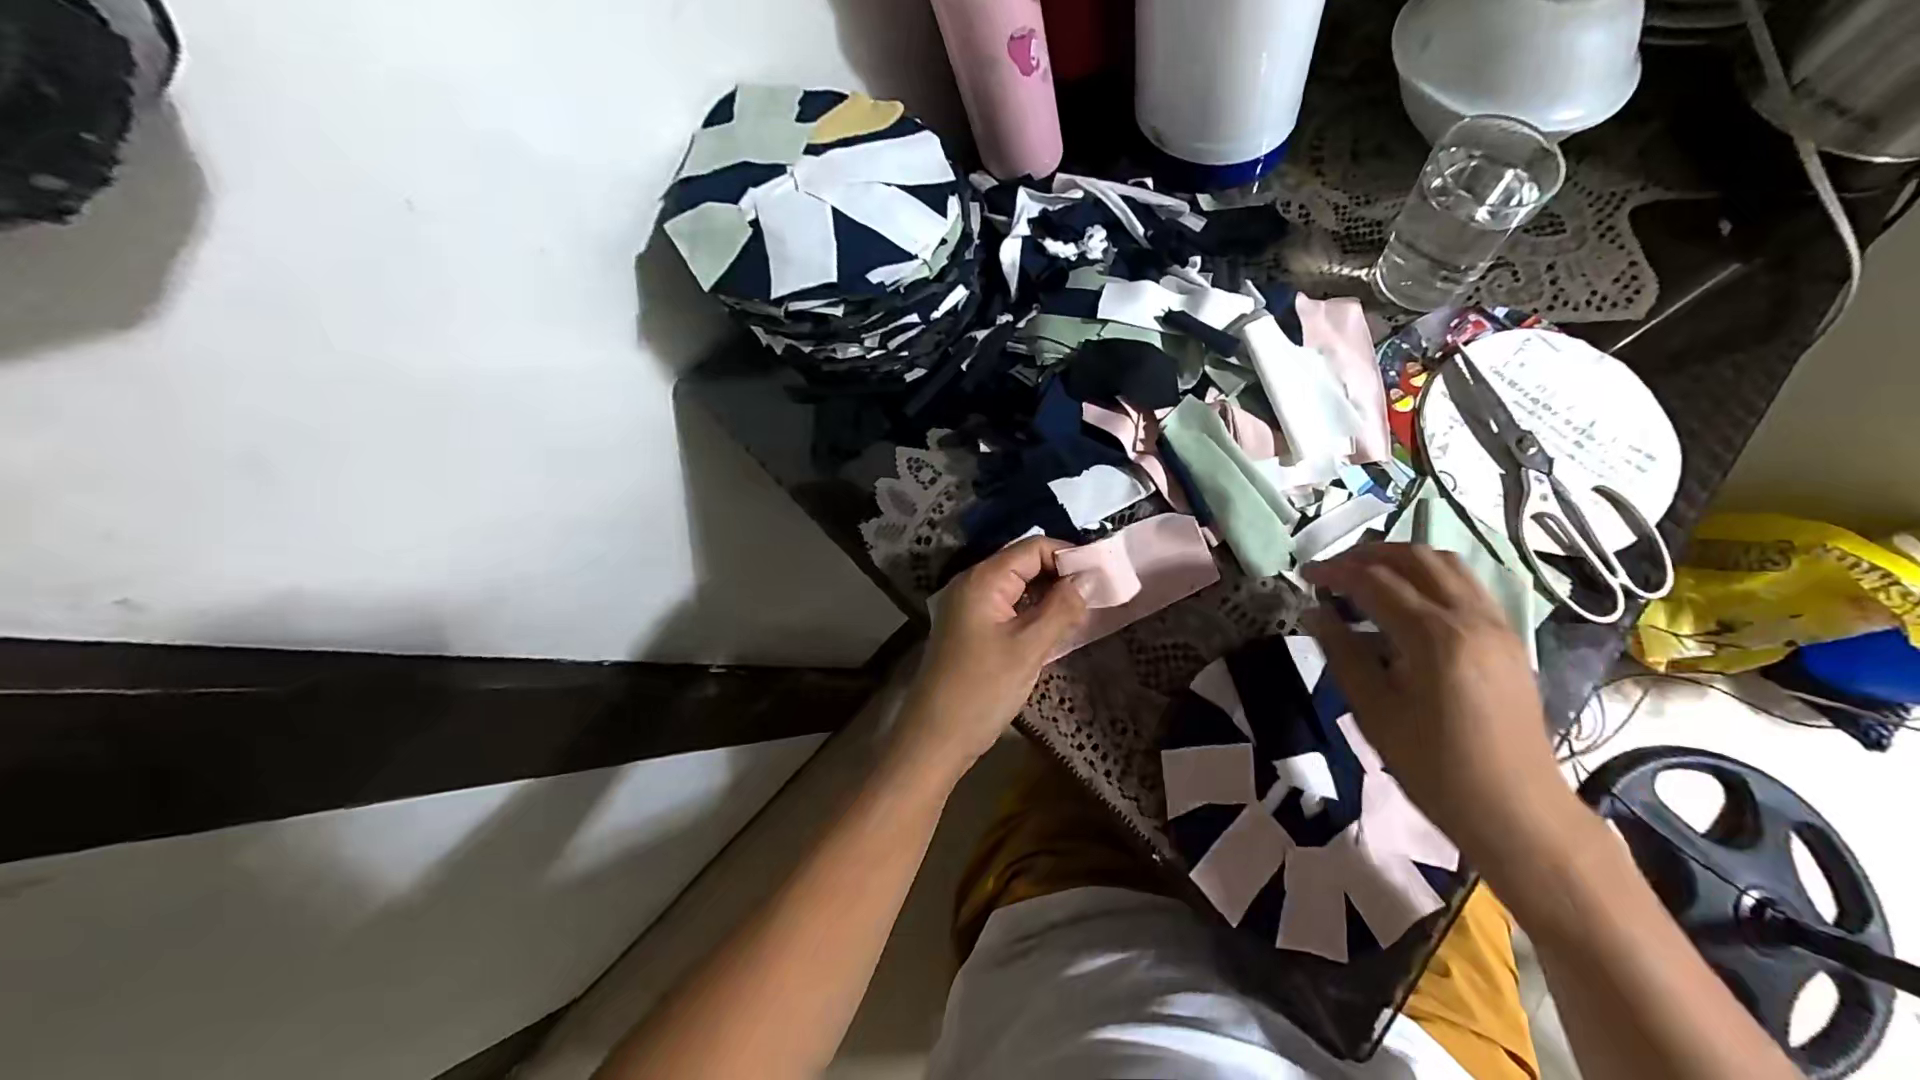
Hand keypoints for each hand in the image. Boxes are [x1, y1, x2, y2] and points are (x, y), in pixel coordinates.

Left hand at [895, 537, 1088, 775]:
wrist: (936, 736)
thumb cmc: (983, 690)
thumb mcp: (1029, 648)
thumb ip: (1061, 608)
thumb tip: (1088, 578)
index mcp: (983, 579)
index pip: (1033, 547)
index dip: (1068, 555)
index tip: (1101, 575)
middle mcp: (972, 583)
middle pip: (1024, 563)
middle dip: (1061, 574)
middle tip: (1098, 594)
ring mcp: (968, 606)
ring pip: (1017, 586)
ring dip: (1049, 594)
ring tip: (1083, 611)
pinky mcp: (970, 627)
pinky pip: (1007, 606)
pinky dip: (1032, 610)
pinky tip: (1055, 626)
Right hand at [1302, 543, 1576, 861]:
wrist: (1516, 810)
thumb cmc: (1434, 766)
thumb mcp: (1373, 711)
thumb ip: (1342, 653)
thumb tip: (1314, 613)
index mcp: (1433, 636)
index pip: (1375, 582)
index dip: (1335, 572)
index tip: (1304, 575)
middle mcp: (1470, 618)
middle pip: (1416, 558)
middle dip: (1368, 555)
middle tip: (1332, 571)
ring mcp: (1497, 626)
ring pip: (1448, 565)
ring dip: (1402, 560)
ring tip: (1366, 577)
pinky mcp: (1508, 640)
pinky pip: (1467, 587)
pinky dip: (1430, 578)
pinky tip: (1407, 603)